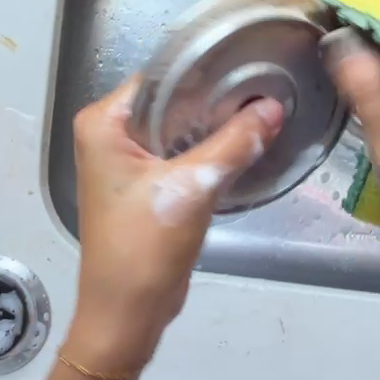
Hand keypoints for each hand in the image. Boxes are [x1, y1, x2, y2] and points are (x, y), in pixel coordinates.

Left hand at [70, 77, 285, 368]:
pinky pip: (182, 152)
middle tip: (267, 87)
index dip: (205, 71)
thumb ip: (234, 143)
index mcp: (104, 123)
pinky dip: (209, 150)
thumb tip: (275, 107)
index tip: (251, 65)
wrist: (127, 314)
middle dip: (215, 98)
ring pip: (180, 127)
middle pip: (171, 100)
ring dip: (216, 125)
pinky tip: (246, 143)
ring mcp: (127, 161)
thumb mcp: (192, 189)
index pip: (160, 77)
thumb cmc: (144, 247)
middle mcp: (110, 135)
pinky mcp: (146, 184)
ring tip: (264, 111)